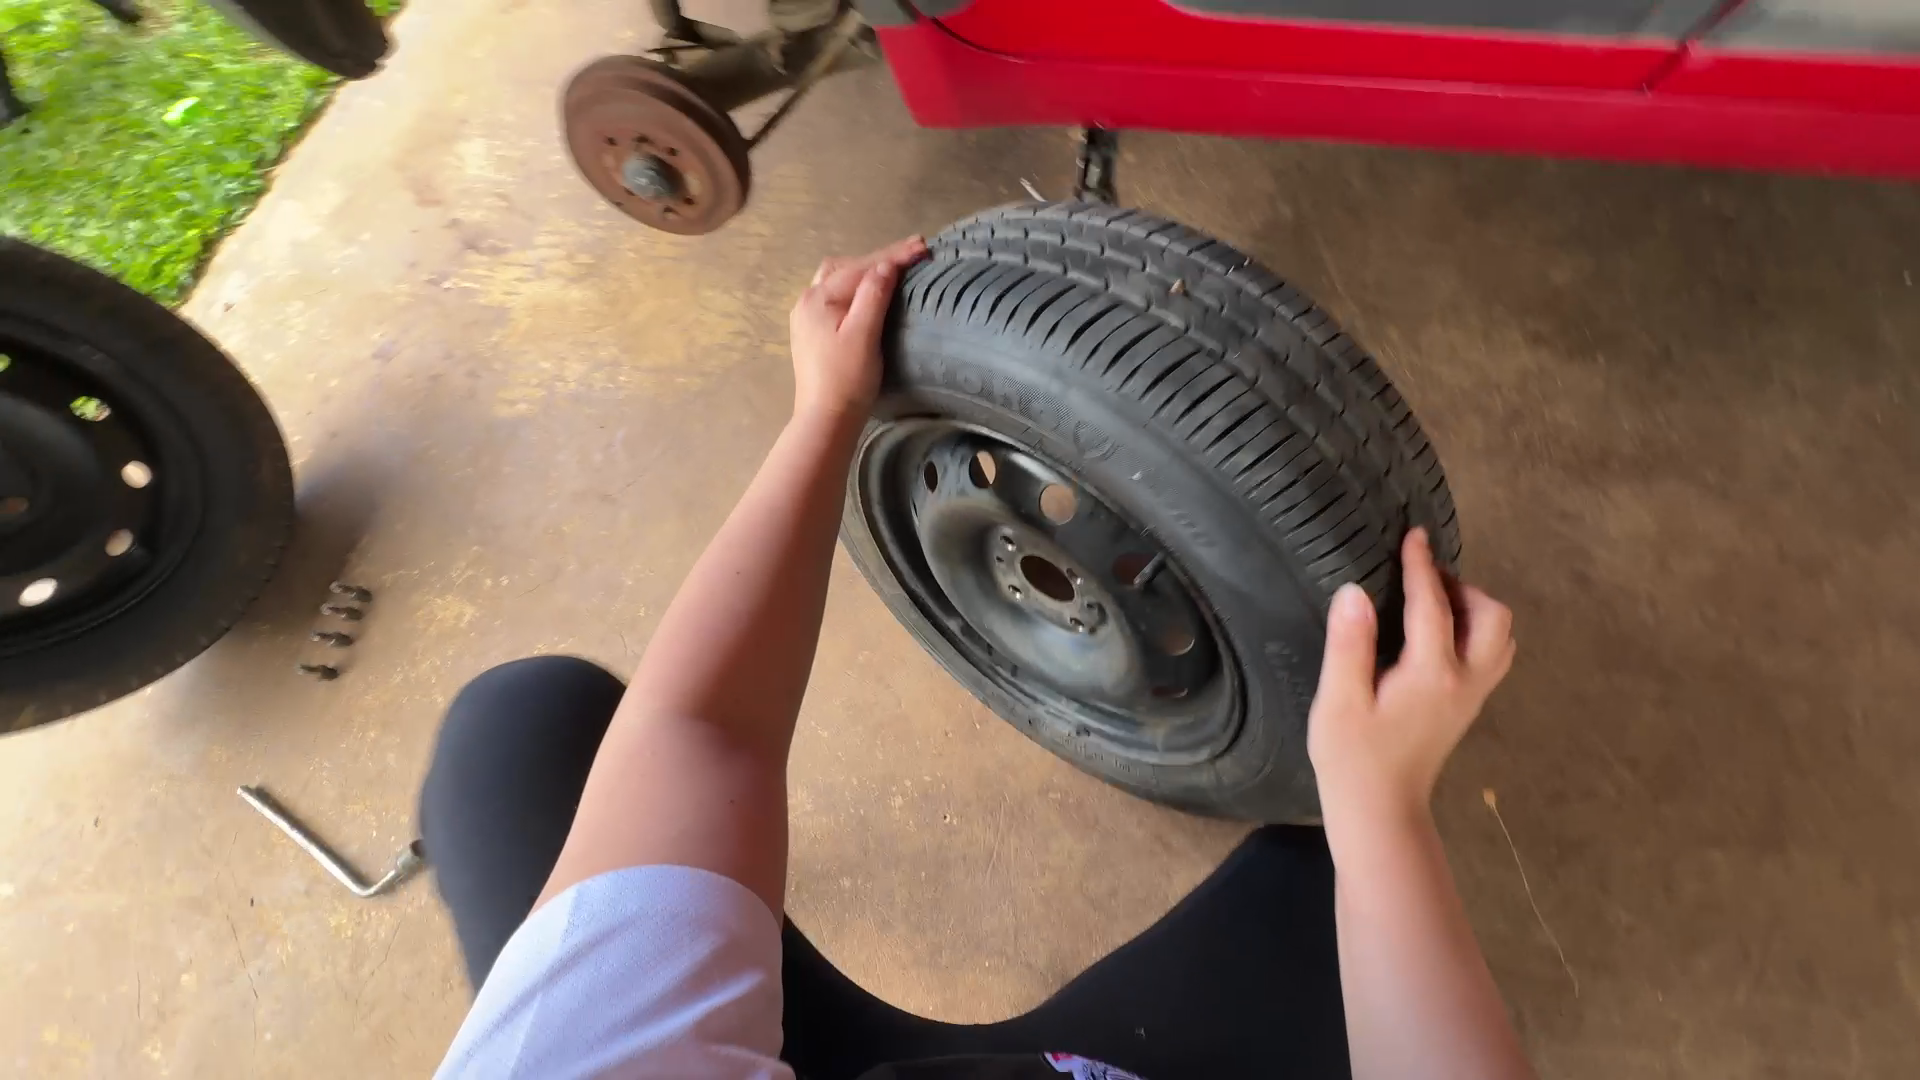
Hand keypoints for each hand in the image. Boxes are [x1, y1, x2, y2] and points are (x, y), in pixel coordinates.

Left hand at [789, 236, 927, 420]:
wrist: (826, 420)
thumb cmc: (847, 380)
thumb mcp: (863, 335)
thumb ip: (874, 296)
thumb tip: (887, 265)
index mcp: (819, 298)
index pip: (862, 267)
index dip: (893, 255)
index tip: (922, 246)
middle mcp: (808, 301)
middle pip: (847, 269)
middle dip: (879, 260)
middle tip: (912, 255)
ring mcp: (807, 318)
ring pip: (838, 282)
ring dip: (865, 272)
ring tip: (892, 269)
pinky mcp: (812, 334)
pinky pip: (836, 298)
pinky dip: (855, 289)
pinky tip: (868, 294)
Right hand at [1308, 528, 1515, 821]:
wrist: (1379, 806)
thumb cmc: (1351, 753)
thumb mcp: (1338, 698)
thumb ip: (1349, 643)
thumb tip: (1354, 591)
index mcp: (1431, 673)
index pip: (1431, 605)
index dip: (1421, 566)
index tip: (1414, 535)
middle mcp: (1464, 680)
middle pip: (1490, 616)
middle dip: (1460, 586)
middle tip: (1419, 576)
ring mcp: (1473, 695)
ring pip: (1500, 635)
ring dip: (1472, 607)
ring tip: (1430, 600)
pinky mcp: (1468, 706)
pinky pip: (1493, 654)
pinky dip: (1476, 630)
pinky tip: (1440, 634)